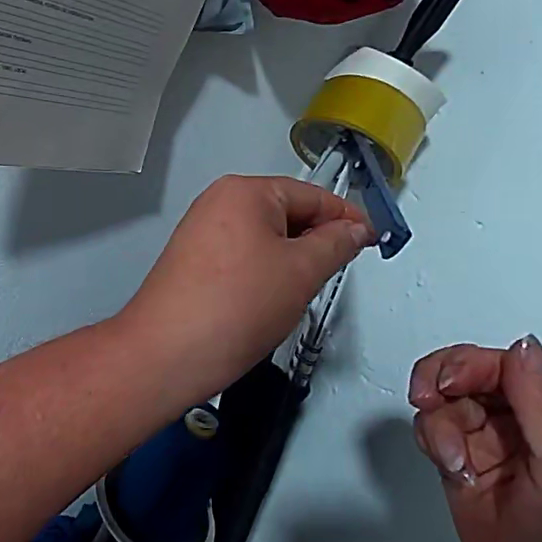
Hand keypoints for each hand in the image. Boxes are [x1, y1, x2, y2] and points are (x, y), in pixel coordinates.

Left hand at [117, 175, 373, 395]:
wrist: (169, 350)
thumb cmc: (232, 307)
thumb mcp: (302, 272)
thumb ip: (336, 243)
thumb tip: (354, 228)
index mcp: (242, 191)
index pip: (312, 194)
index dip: (347, 217)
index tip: (371, 238)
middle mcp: (216, 202)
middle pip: (286, 212)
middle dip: (316, 239)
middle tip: (337, 269)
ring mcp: (201, 230)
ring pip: (265, 236)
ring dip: (290, 259)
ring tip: (298, 291)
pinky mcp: (193, 258)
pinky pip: (242, 254)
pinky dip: (264, 271)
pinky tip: (269, 299)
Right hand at [409, 337, 541, 541]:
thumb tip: (526, 347)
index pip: (513, 367)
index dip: (473, 366)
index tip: (446, 382)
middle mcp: (530, 429)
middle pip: (473, 374)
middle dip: (444, 383)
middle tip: (430, 398)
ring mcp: (495, 447)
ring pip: (446, 400)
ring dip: (437, 421)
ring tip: (451, 456)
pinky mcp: (464, 466)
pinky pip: (433, 429)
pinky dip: (431, 439)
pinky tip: (448, 464)